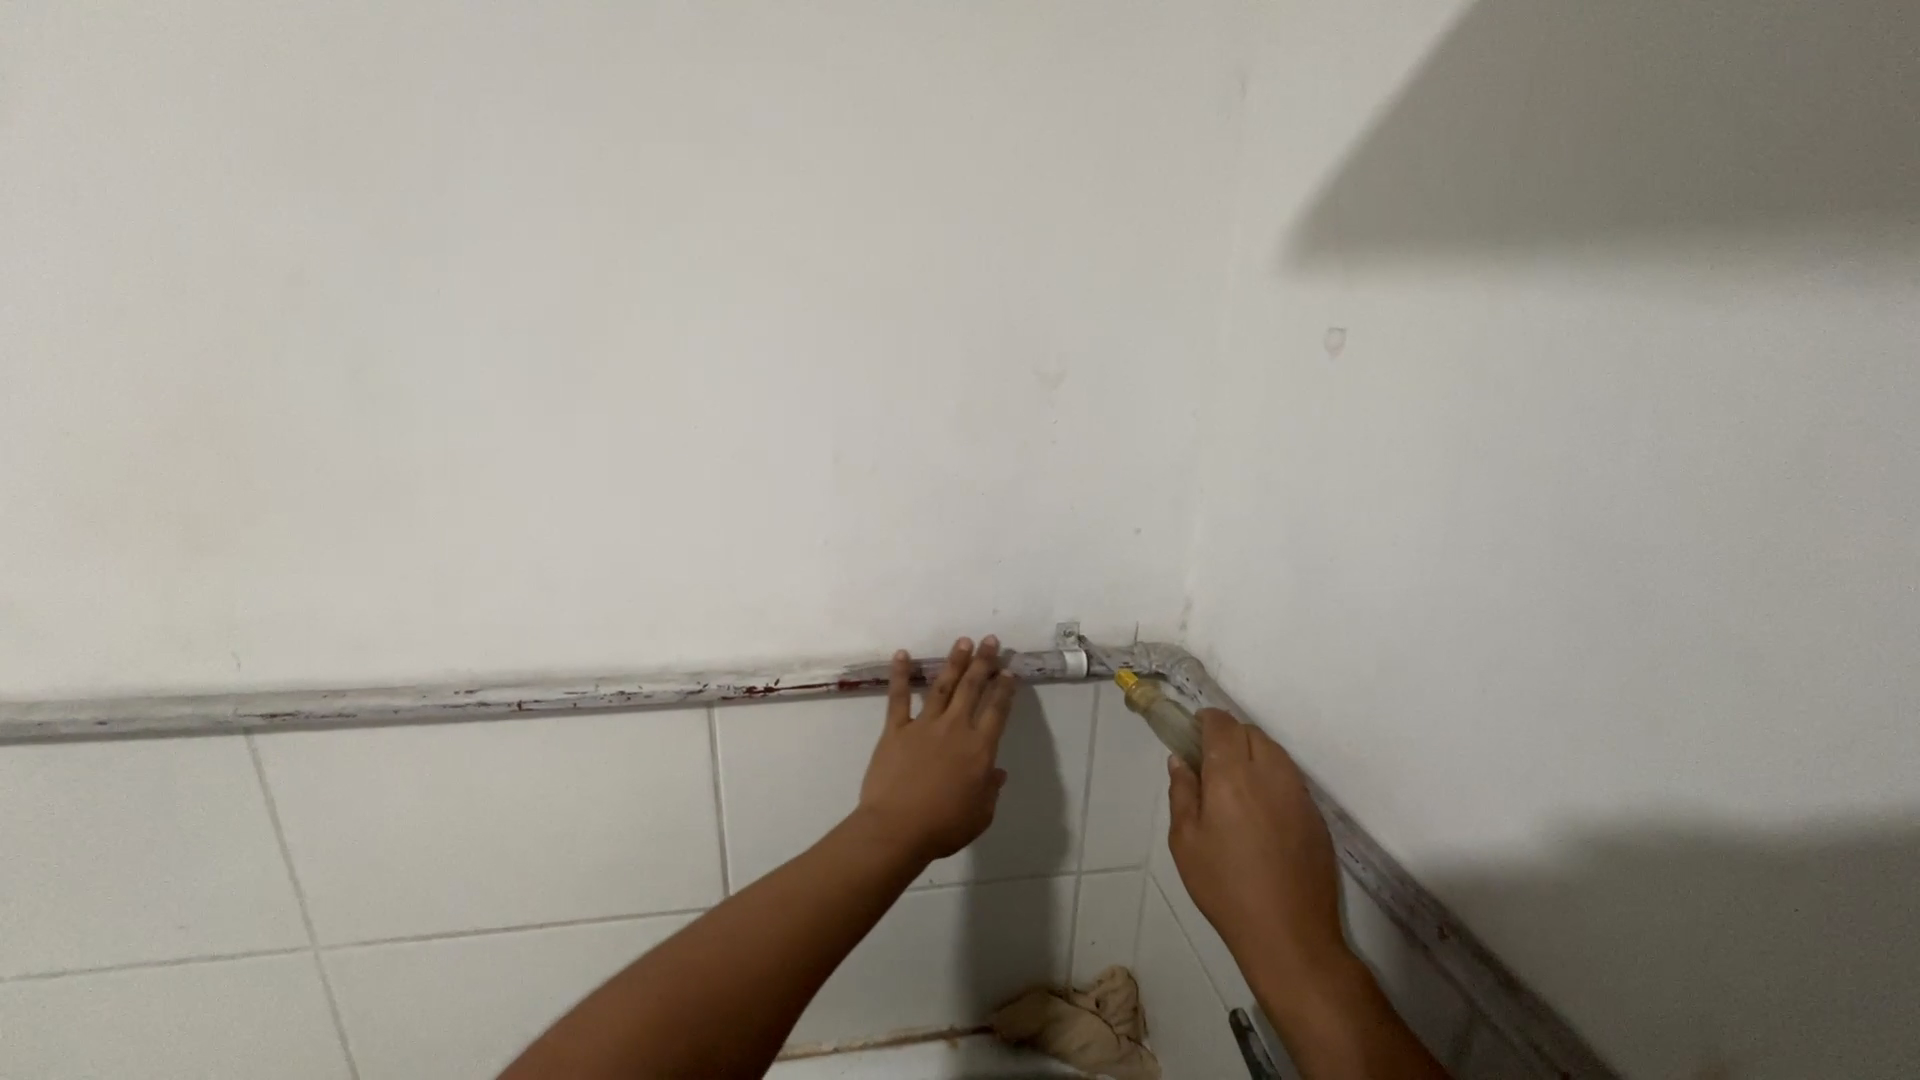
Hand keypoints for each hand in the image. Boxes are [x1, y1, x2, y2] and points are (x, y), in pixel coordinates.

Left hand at [854, 636, 1017, 864]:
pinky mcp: (895, 730)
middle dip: (983, 662)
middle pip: (972, 688)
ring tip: (963, 641)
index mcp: (979, 749)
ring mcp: (924, 726)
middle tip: (991, 641)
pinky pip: (898, 698)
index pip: (997, 711)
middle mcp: (955, 729)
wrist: (897, 828)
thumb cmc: (943, 827)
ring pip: (942, 686)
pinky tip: (902, 654)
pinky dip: (900, 675)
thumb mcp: (981, 815)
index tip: (1009, 671)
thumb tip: (998, 773)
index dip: (1005, 689)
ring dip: (953, 661)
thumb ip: (991, 790)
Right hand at [1167, 709, 1346, 975]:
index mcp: (1232, 775)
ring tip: (1235, 787)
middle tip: (1210, 763)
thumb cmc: (1225, 886)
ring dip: (1253, 754)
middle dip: (1229, 736)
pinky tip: (1260, 813)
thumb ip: (1182, 792)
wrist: (1289, 933)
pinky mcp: (1316, 816)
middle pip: (1251, 733)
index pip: (1222, 724)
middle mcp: (1270, 774)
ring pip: (1275, 753)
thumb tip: (1182, 760)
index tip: (1193, 734)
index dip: (1206, 721)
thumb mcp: (1185, 841)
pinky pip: (1291, 780)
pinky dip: (1272, 779)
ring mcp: (1299, 794)